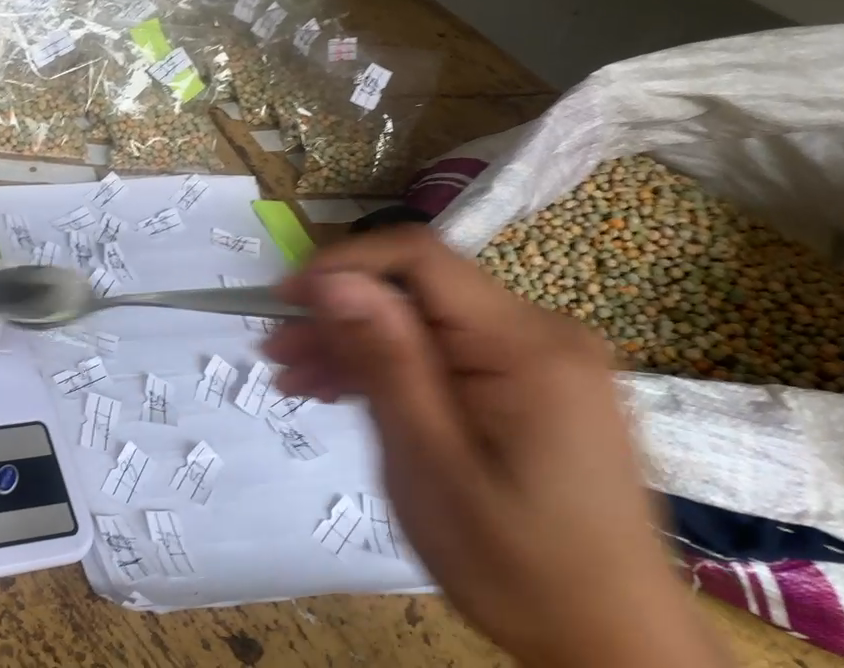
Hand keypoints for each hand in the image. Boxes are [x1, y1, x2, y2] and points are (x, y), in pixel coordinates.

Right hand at [263, 227, 726, 667]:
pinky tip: (341, 393)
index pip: (419, 257)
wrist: (612, 644)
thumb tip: (331, 279)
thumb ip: (385, 359)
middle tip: (274, 354)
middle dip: (338, 315)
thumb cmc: (515, 561)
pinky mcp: (533, 388)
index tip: (283, 300)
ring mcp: (542, 362)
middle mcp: (542, 335)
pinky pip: (447, 354)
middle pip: (416, 292)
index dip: (341, 264)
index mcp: (526, 345)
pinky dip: (392, 368)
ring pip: (424, 323)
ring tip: (294, 380)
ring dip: (354, 344)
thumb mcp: (429, 460)